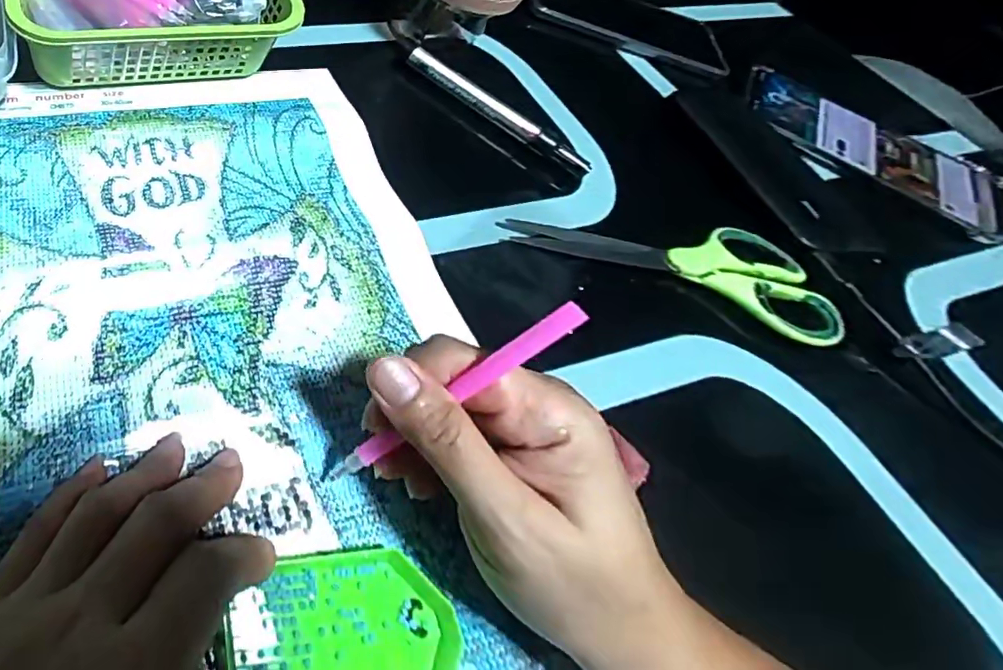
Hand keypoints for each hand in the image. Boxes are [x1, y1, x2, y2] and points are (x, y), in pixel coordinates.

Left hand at [0, 434, 275, 669]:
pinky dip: (70, 495)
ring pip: (98, 515)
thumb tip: (223, 618)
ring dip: (143, 473)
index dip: (242, 555)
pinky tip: (97, 468)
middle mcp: (82, 625)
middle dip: (203, 489)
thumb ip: (191, 666)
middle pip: (156, 526)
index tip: (261, 553)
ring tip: (175, 445)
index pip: (204, 578)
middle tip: (231, 463)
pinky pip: (35, 533)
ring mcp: (26, 611)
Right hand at [363, 337, 787, 669]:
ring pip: (444, 404)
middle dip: (407, 412)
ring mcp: (521, 424)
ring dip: (411, 436)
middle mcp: (533, 400)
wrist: (626, 641)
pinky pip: (453, 432)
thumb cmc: (575, 585)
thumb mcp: (504, 517)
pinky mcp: (508, 448)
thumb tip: (382, 367)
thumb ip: (444, 439)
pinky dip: (426, 453)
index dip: (411, 383)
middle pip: (450, 379)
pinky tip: (417, 482)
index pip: (462, 361)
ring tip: (396, 478)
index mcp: (546, 405)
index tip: (376, 429)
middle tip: (381, 460)